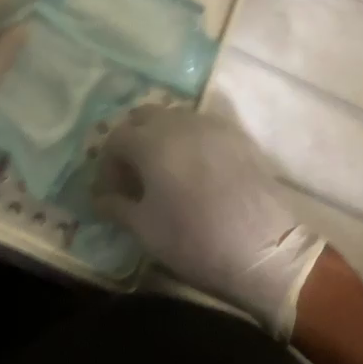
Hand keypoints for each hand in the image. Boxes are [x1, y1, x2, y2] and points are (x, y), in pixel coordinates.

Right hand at [95, 106, 324, 337]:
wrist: (263, 247)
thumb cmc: (195, 239)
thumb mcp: (145, 229)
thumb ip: (116, 206)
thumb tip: (99, 197)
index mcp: (150, 142)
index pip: (115, 138)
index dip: (108, 164)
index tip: (112, 191)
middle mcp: (178, 122)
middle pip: (143, 117)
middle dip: (132, 140)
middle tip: (135, 175)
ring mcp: (210, 124)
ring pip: (174, 117)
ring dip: (161, 137)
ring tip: (165, 171)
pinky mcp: (236, 134)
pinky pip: (201, 126)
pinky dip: (189, 139)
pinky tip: (195, 170)